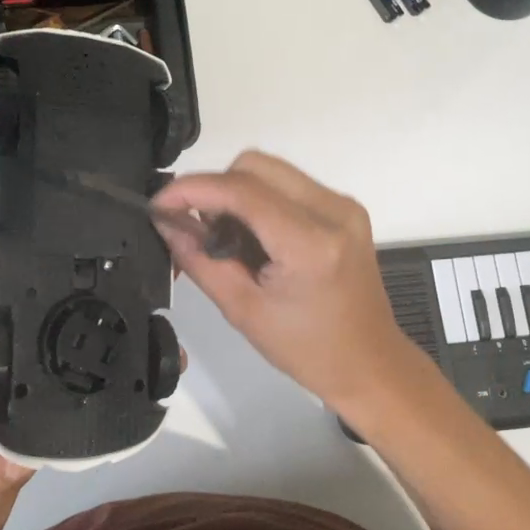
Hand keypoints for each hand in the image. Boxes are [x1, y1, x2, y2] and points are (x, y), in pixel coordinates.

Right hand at [153, 151, 428, 410]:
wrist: (370, 364)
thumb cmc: (307, 350)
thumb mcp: (242, 310)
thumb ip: (200, 260)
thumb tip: (165, 222)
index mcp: (310, 244)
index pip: (241, 190)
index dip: (192, 189)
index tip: (159, 203)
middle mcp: (332, 211)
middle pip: (254, 166)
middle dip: (215, 189)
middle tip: (196, 227)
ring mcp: (343, 205)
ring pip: (270, 170)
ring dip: (236, 192)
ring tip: (225, 236)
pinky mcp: (344, 208)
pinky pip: (288, 184)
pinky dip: (259, 200)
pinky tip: (253, 237)